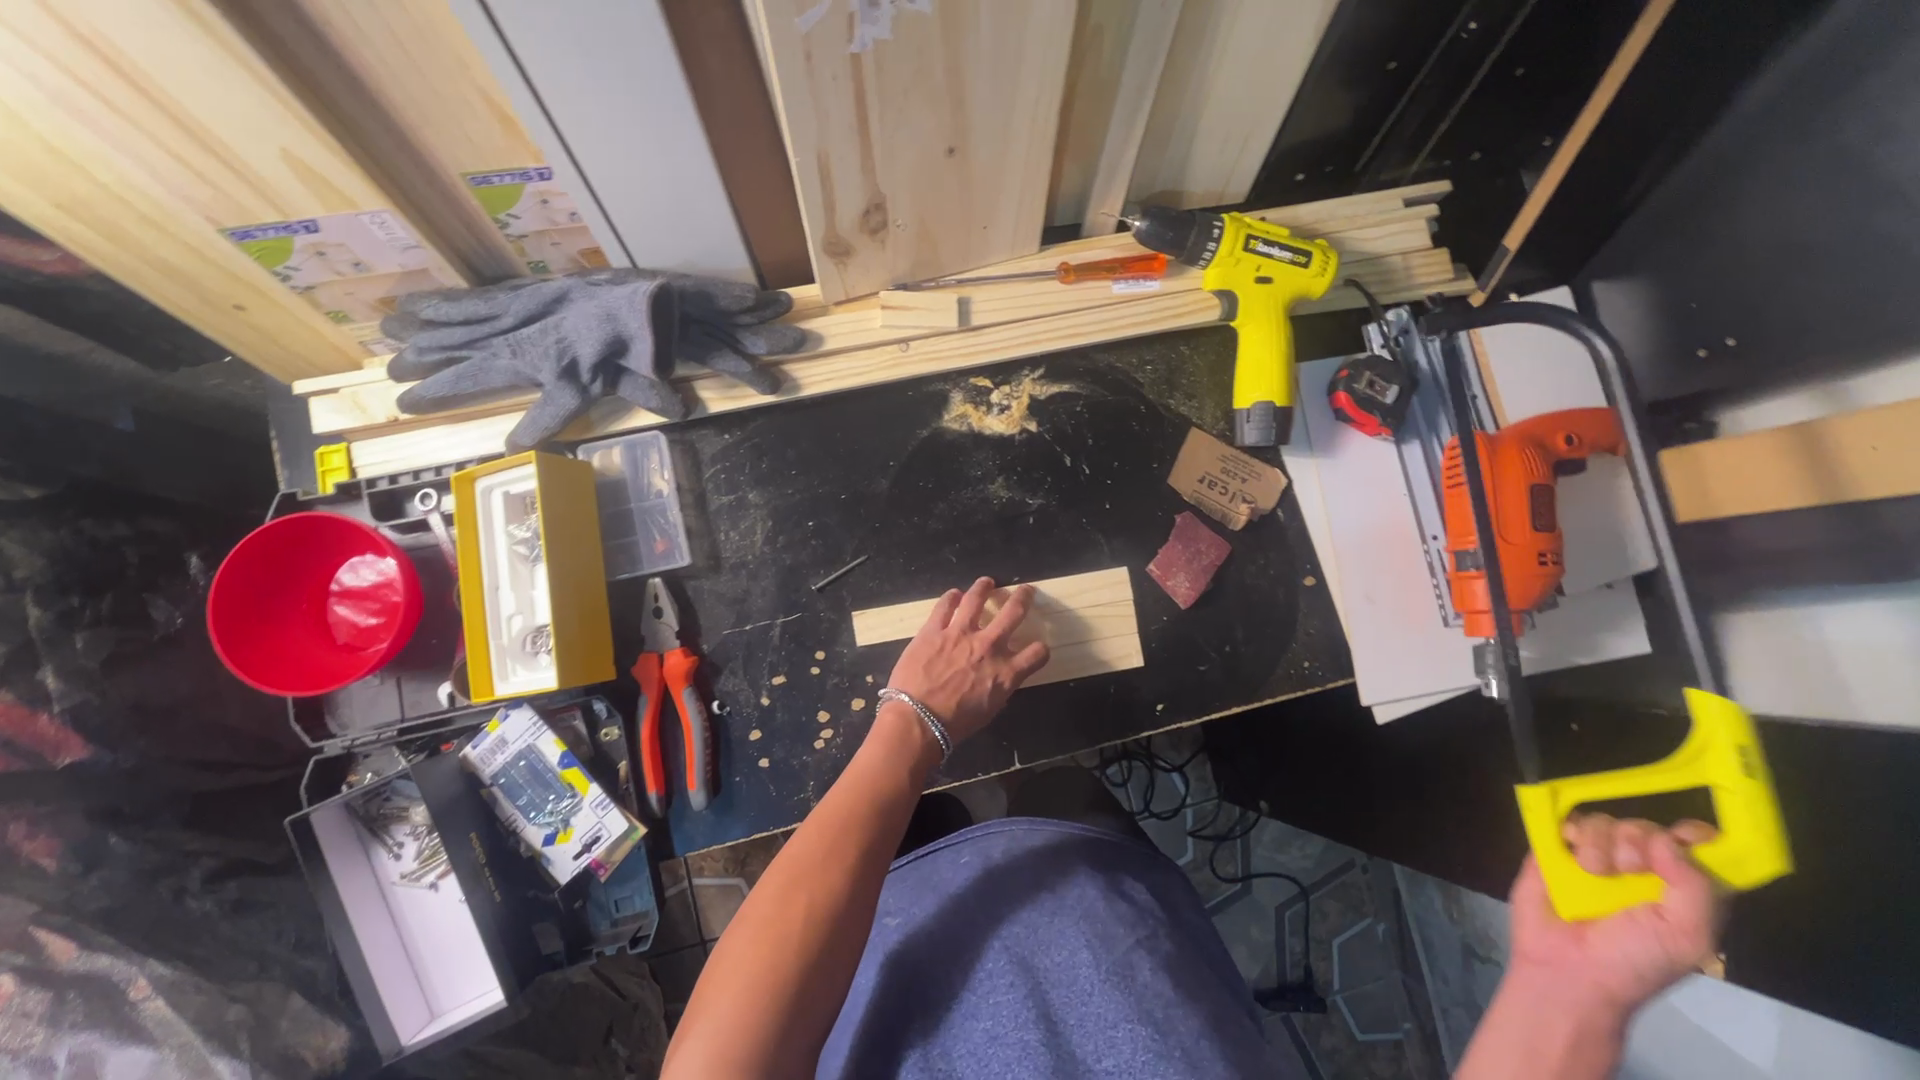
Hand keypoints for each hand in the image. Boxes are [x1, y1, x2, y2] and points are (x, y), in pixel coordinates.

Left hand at [885, 577, 1049, 743]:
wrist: (919, 719)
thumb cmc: (955, 724)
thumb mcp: (989, 710)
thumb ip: (999, 689)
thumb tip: (999, 679)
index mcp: (1006, 671)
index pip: (1037, 652)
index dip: (1041, 649)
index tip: (1038, 647)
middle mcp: (989, 646)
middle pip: (1014, 612)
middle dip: (1023, 598)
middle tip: (1026, 590)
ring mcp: (960, 634)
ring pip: (977, 599)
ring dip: (984, 587)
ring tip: (987, 582)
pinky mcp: (933, 630)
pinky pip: (945, 606)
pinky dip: (951, 597)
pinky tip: (954, 594)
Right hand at [1507, 814, 1722, 1016]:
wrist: (1568, 969)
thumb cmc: (1634, 960)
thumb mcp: (1686, 935)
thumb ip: (1695, 886)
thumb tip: (1665, 838)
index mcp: (1681, 886)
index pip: (1699, 844)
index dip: (1693, 836)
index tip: (1680, 841)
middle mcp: (1642, 866)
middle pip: (1648, 827)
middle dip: (1638, 842)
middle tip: (1630, 870)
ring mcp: (1598, 856)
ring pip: (1606, 820)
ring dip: (1602, 843)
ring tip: (1594, 872)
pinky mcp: (1558, 851)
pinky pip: (1567, 822)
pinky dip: (1571, 832)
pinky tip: (1574, 858)